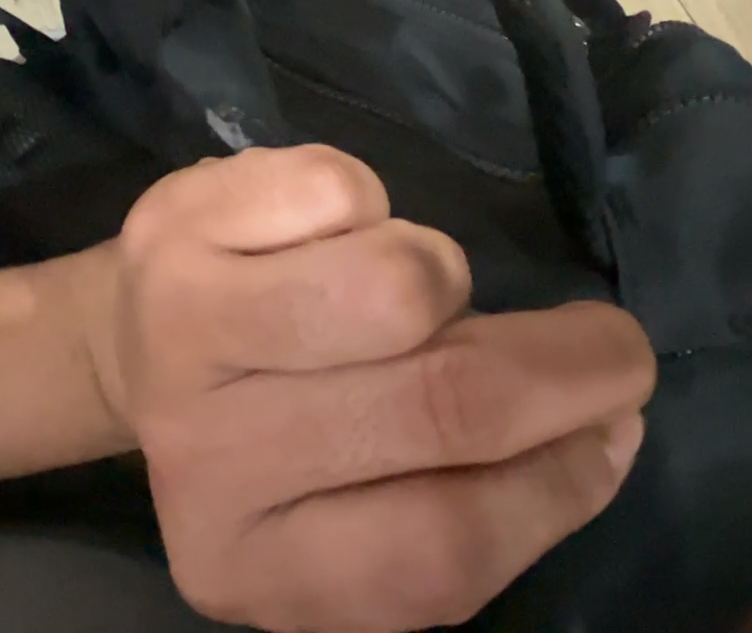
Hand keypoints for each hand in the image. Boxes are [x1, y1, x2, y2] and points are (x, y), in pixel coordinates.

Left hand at [86, 145, 654, 632]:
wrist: (135, 335)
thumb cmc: (271, 415)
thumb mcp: (355, 496)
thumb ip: (468, 485)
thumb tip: (602, 423)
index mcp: (257, 565)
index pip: (444, 551)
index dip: (558, 482)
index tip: (615, 425)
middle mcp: (209, 464)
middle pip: (440, 405)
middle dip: (563, 365)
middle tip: (608, 342)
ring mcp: (183, 334)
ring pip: (394, 286)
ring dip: (444, 277)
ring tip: (418, 287)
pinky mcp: (177, 228)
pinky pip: (337, 187)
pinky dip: (371, 198)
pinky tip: (336, 228)